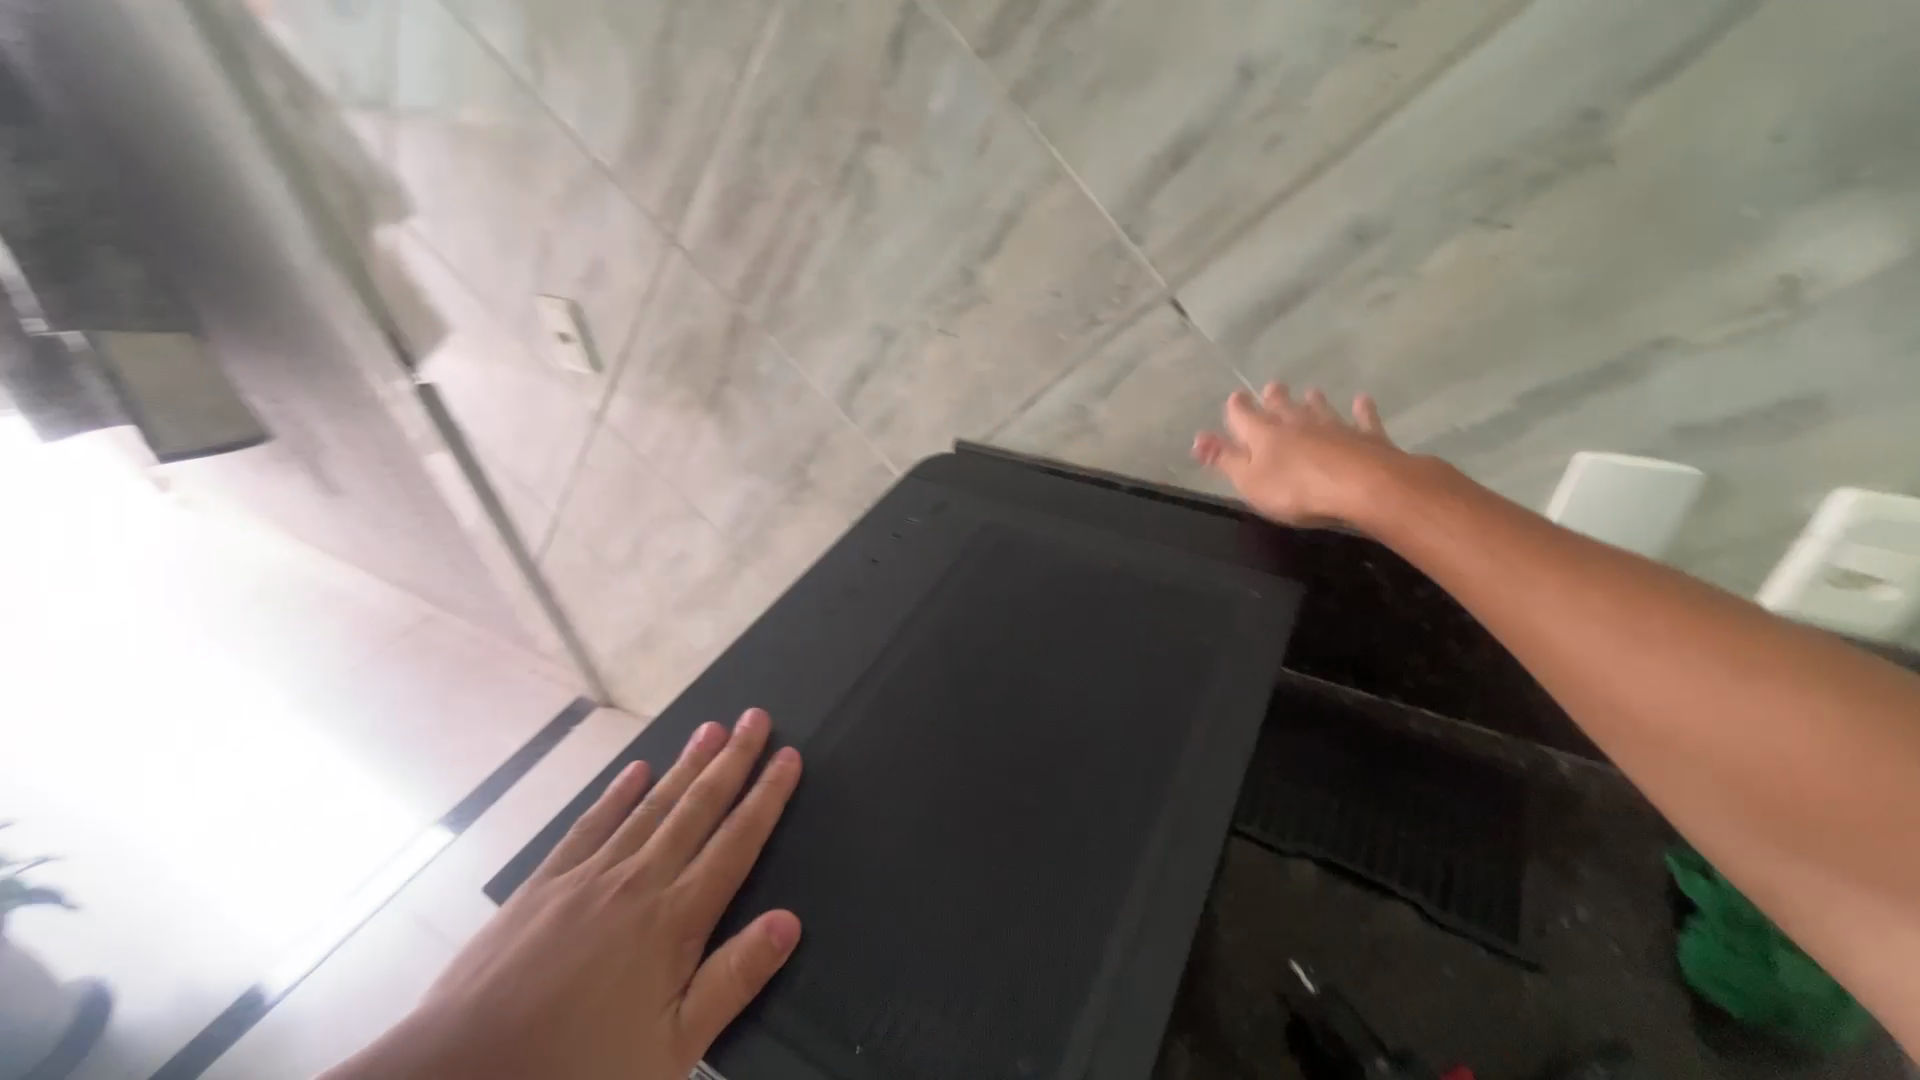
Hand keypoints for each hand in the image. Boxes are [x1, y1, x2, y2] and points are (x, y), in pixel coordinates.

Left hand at [325, 709, 801, 1079]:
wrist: (461, 1073)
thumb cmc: (579, 1068)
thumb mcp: (673, 1047)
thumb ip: (733, 979)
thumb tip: (789, 921)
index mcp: (674, 921)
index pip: (735, 843)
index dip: (766, 797)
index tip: (788, 757)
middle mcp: (637, 882)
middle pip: (697, 809)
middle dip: (732, 761)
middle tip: (755, 718)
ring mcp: (587, 877)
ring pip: (650, 806)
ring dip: (684, 765)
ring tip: (710, 729)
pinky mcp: (543, 884)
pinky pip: (590, 824)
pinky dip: (616, 793)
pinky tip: (635, 769)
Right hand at [1192, 384, 1405, 528]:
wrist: (1362, 486)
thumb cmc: (1296, 490)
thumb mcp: (1249, 481)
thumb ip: (1224, 459)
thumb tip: (1198, 438)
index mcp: (1264, 434)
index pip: (1243, 415)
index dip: (1236, 408)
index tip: (1234, 398)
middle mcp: (1297, 423)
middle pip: (1282, 406)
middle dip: (1274, 397)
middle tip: (1272, 386)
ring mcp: (1334, 426)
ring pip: (1319, 408)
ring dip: (1313, 400)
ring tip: (1310, 392)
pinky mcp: (1366, 436)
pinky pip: (1362, 418)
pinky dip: (1361, 409)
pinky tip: (1362, 400)